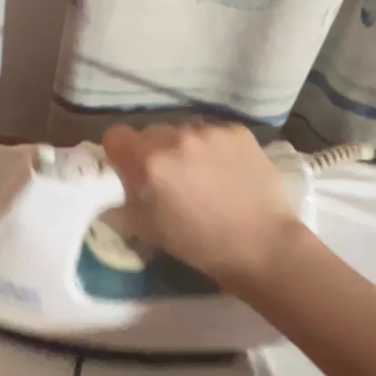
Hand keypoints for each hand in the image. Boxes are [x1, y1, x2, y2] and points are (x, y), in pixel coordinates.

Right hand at [101, 121, 310, 288]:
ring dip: (185, 148)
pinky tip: (228, 172)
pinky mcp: (238, 131)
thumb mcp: (147, 229)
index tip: (129, 169)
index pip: (116, 135)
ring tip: (203, 175)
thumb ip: (123, 201)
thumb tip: (113, 190)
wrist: (262, 245)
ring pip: (183, 131)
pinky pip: (214, 133)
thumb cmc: (198, 244)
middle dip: (153, 151)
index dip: (119, 152)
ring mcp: (210, 132)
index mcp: (148, 162)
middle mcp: (176, 138)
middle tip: (168, 177)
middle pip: (150, 132)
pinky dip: (214, 148)